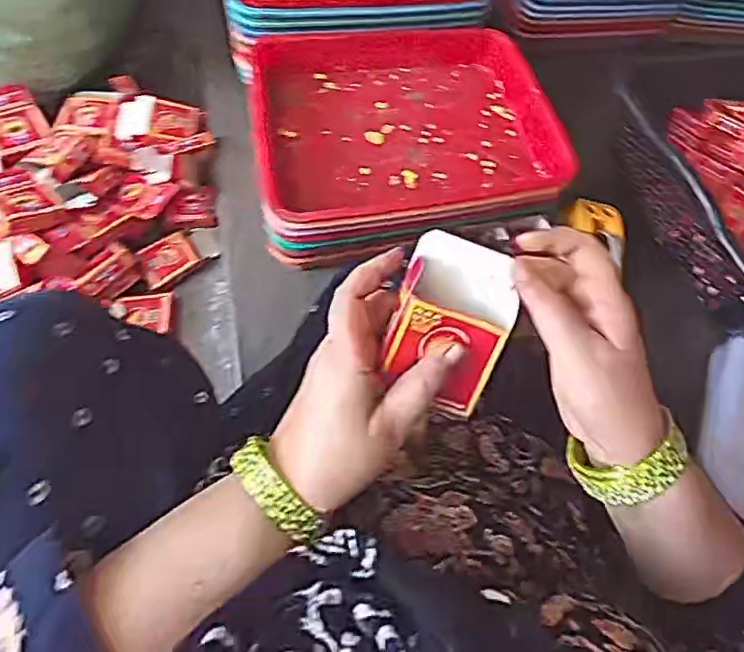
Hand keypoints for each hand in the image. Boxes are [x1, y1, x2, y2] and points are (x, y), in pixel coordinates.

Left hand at [270, 248, 463, 513]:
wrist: (292, 487)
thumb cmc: (333, 459)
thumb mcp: (391, 424)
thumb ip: (424, 383)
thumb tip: (451, 350)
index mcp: (345, 351)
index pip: (354, 291)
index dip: (377, 266)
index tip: (403, 256)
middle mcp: (337, 348)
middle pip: (372, 307)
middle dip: (407, 306)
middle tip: (440, 316)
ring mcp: (334, 362)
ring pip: (372, 329)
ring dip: (403, 332)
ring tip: (433, 348)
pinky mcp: (336, 376)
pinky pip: (368, 349)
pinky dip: (392, 351)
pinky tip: (412, 372)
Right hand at [513, 228, 665, 465]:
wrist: (621, 443)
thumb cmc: (613, 403)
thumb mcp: (575, 350)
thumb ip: (547, 307)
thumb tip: (522, 270)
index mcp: (609, 301)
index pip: (584, 249)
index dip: (554, 237)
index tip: (524, 241)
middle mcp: (598, 305)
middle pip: (568, 261)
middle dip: (538, 253)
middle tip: (508, 258)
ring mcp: (585, 321)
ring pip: (557, 281)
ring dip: (533, 274)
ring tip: (508, 277)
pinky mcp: (572, 337)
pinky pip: (550, 304)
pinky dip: (532, 296)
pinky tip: (518, 299)